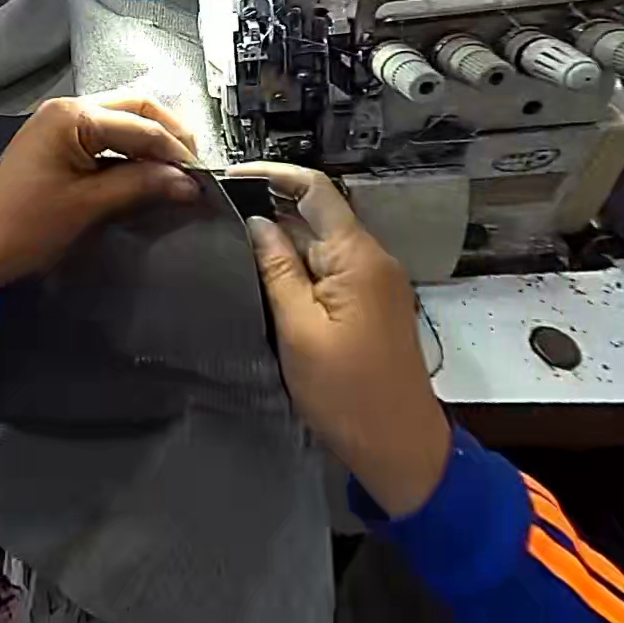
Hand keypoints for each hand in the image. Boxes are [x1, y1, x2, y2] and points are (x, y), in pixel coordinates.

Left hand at [0, 95, 198, 285]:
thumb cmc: (26, 226)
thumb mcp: (87, 205)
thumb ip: (141, 185)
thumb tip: (190, 183)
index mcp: (72, 115)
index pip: (140, 123)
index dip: (175, 149)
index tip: (202, 176)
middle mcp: (70, 109)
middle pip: (136, 108)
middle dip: (170, 135)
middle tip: (195, 167)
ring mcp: (64, 124)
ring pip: (126, 121)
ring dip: (154, 143)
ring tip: (179, 170)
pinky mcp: (63, 144)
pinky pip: (110, 138)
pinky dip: (134, 152)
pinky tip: (151, 171)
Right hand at [229, 162, 450, 517]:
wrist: (401, 448)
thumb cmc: (346, 392)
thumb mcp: (299, 329)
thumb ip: (277, 268)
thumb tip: (256, 222)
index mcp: (357, 256)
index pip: (316, 190)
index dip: (274, 174)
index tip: (232, 176)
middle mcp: (370, 257)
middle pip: (318, 216)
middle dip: (272, 210)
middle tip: (222, 214)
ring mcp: (373, 279)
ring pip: (321, 243)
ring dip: (283, 241)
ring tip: (234, 241)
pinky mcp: (370, 301)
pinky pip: (330, 268)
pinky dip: (299, 266)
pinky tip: (267, 274)